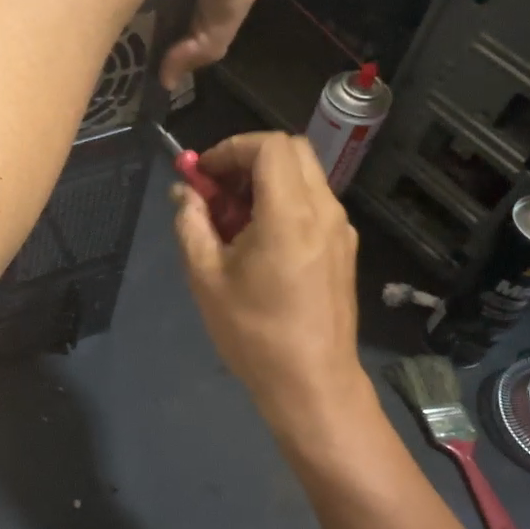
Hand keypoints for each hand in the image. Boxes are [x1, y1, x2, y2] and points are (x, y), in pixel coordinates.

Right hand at [172, 133, 369, 451]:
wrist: (311, 382)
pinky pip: (313, 203)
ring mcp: (340, 229)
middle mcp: (323, 210)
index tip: (202, 174)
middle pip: (291, 151)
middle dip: (248, 159)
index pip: (268, 146)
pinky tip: (258, 241)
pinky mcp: (344, 248)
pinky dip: (283, 202)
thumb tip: (186, 194)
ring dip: (265, 182)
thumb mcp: (206, 277)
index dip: (230, 149)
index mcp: (289, 213)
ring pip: (304, 176)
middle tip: (216, 190)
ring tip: (231, 219)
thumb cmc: (253, 333)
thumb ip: (192, 225)